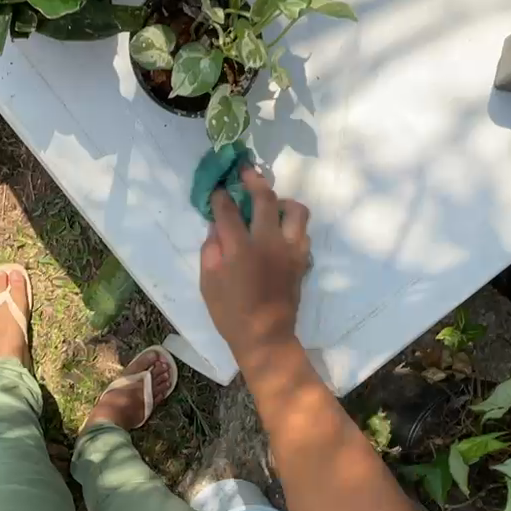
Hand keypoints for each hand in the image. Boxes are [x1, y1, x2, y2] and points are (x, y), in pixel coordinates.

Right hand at [200, 166, 311, 371]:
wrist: (265, 337)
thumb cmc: (230, 314)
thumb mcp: (208, 283)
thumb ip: (211, 251)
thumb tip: (217, 229)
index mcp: (240, 249)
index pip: (229, 211)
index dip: (221, 197)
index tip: (217, 190)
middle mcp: (268, 242)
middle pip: (266, 199)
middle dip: (253, 181)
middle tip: (246, 173)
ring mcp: (290, 250)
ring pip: (296, 210)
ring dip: (282, 201)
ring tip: (272, 205)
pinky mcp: (302, 261)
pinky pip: (302, 233)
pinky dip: (292, 227)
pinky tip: (280, 233)